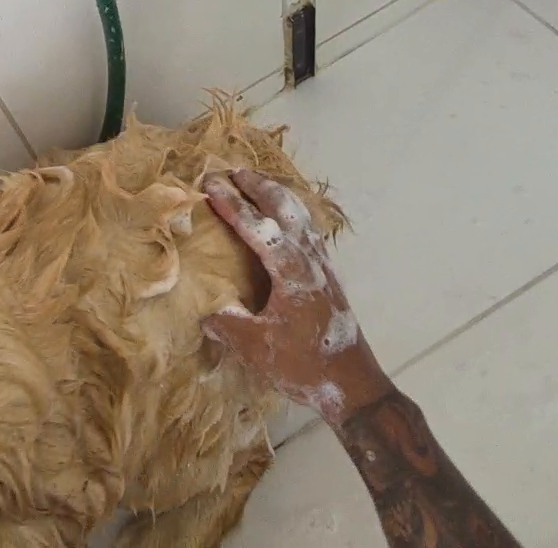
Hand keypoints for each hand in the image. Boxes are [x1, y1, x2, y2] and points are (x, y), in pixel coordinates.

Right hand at [202, 170, 391, 423]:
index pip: (257, 226)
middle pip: (283, 207)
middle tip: (230, 172)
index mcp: (291, 270)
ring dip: (274, 194)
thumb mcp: (257, 348)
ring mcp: (322, 262)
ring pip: (299, 213)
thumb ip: (227, 325)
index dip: (232, 204)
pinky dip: (290, 211)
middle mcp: (309, 257)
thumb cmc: (305, 365)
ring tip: (253, 183)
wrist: (354, 384)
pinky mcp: (328, 272)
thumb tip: (203, 310)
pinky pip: (307, 227)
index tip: (209, 185)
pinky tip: (282, 217)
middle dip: (256, 186)